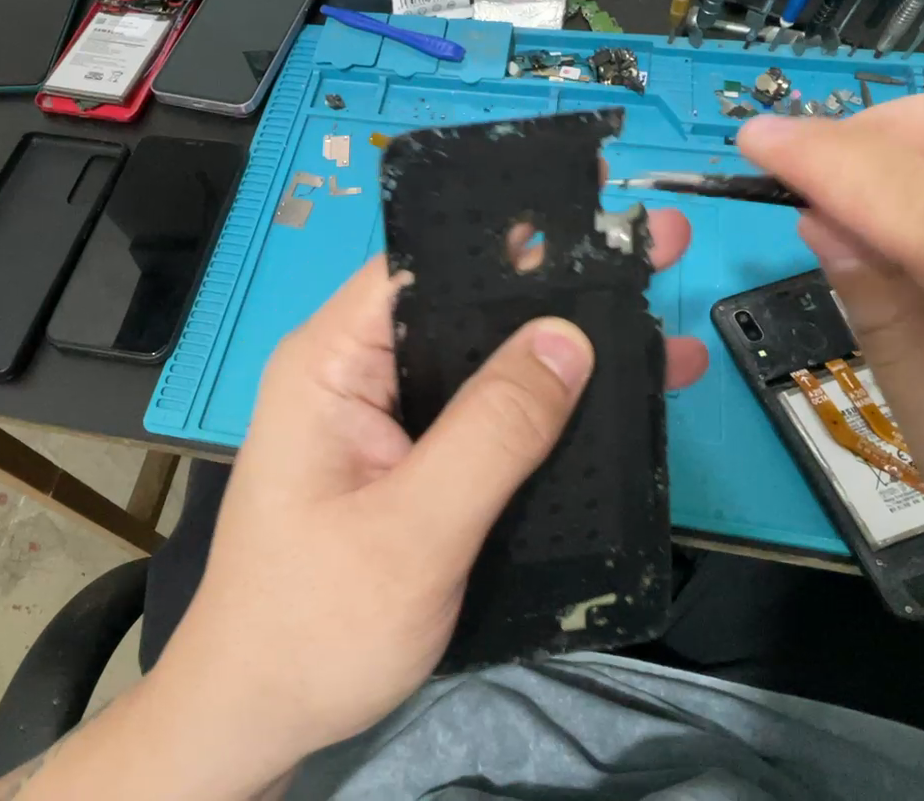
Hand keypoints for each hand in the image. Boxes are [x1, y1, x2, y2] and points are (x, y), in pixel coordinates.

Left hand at [138, 210, 700, 788]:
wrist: (264, 713)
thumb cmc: (314, 625)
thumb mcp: (411, 529)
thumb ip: (490, 432)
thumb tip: (568, 338)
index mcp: (331, 361)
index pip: (421, 266)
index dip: (505, 234)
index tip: (590, 210)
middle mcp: (358, 372)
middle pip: (464, 307)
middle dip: (556, 286)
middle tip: (652, 255)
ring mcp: (387, 418)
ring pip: (485, 361)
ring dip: (565, 349)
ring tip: (659, 329)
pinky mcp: (413, 460)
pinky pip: (488, 414)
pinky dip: (549, 407)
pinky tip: (617, 402)